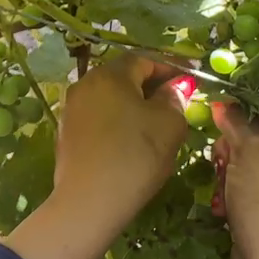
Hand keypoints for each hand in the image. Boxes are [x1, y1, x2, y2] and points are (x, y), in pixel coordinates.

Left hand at [4, 54, 190, 258]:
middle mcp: (84, 84)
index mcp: (109, 75)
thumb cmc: (136, 155)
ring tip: (158, 122)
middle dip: (151, 84)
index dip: (169, 66)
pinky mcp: (67, 132)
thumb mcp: (168, 124)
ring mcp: (72, 108)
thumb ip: (174, 98)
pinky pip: (99, 116)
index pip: (143, 59)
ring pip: (110, 97)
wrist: (90, 200)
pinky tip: (132, 139)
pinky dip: (118, 120)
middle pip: (123, 76)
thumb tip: (175, 86)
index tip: (190, 79)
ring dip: (134, 103)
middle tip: (177, 100)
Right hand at [214, 103, 258, 258]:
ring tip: (222, 190)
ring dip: (229, 174)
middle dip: (234, 148)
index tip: (215, 119)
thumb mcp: (253, 154)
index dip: (244, 113)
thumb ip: (238, 123)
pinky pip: (253, 192)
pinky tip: (224, 209)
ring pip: (252, 166)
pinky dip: (235, 196)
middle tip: (220, 160)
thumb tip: (223, 103)